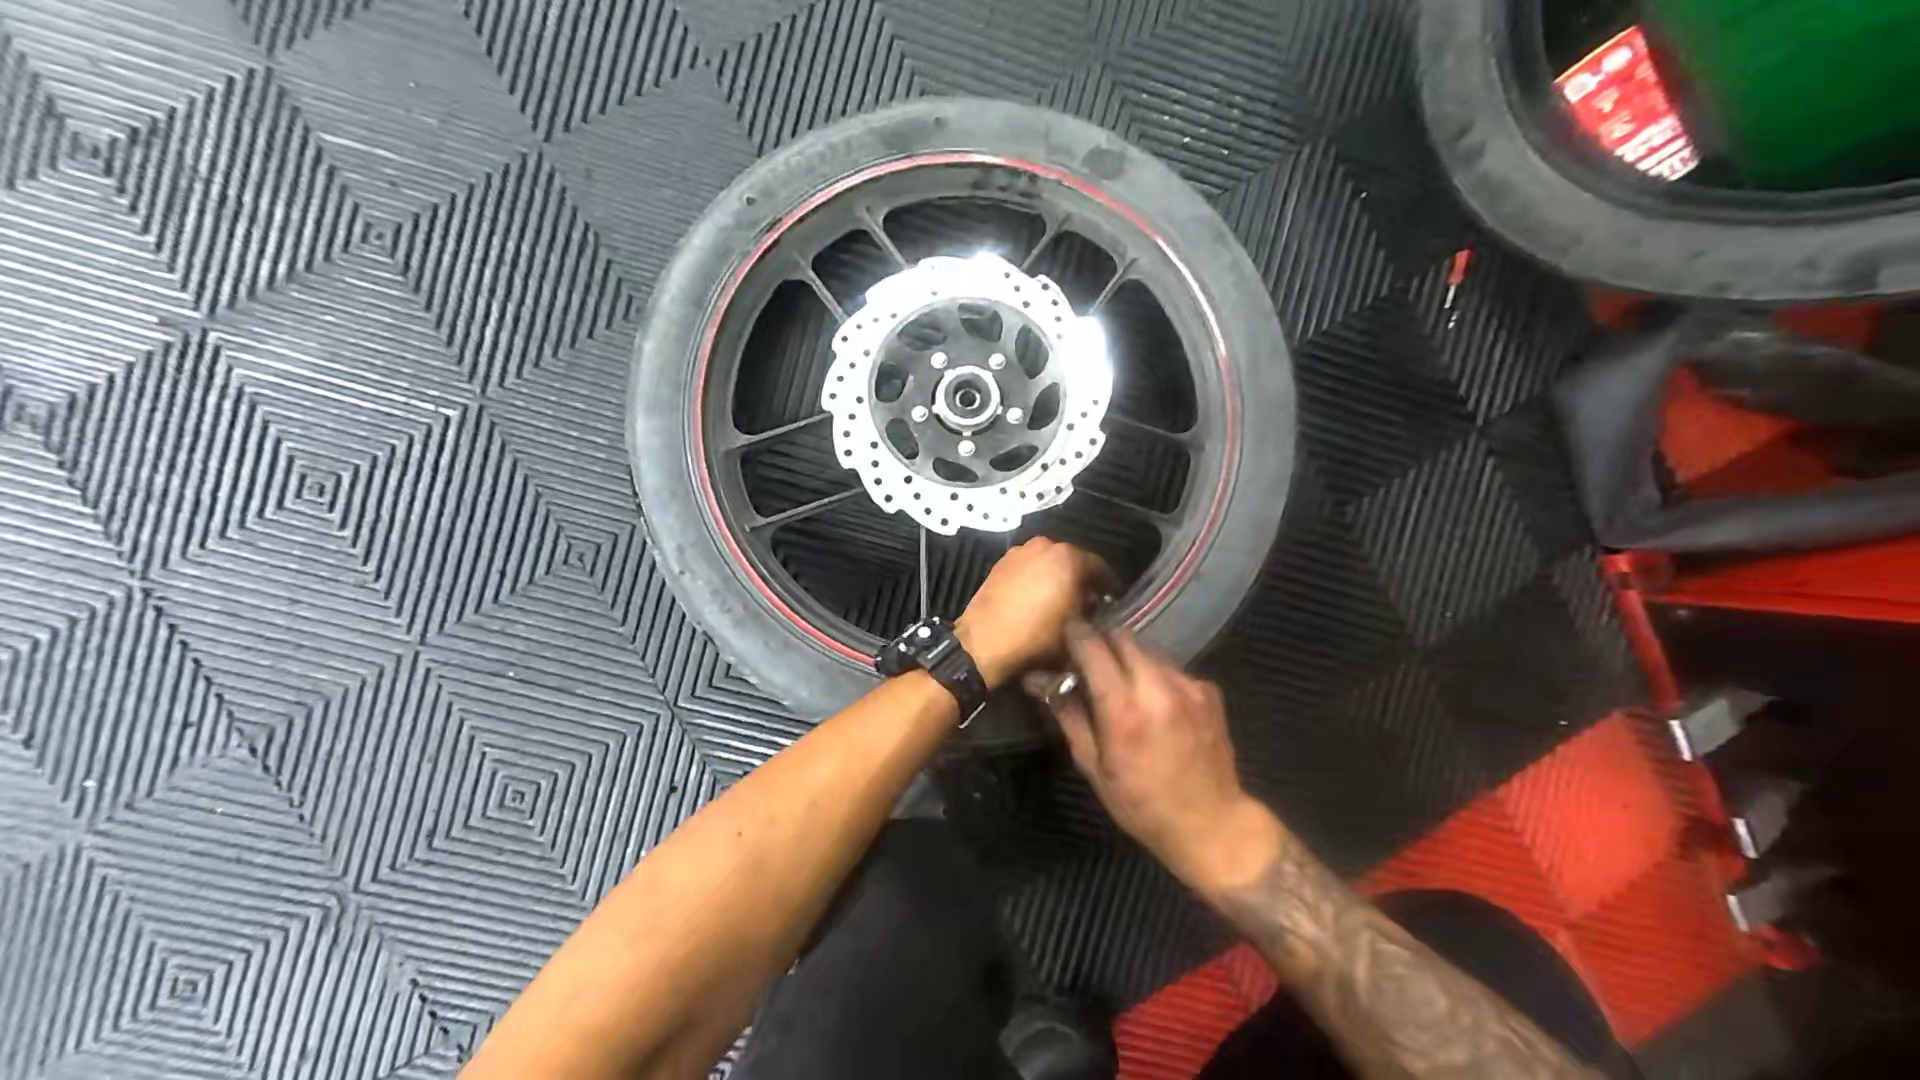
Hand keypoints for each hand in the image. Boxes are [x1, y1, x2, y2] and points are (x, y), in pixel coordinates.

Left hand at [955, 538, 1108, 688]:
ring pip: (1048, 561)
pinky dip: (1036, 577)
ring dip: (1057, 576)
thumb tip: (1092, 603)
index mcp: (1068, 556)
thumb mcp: (1076, 628)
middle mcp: (1044, 545)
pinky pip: (1028, 566)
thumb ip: (1091, 610)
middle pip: (1072, 560)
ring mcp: (1020, 551)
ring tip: (1060, 600)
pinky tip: (1036, 597)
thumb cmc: (1036, 636)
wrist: (984, 642)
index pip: (1100, 567)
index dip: (1109, 585)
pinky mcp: (1001, 562)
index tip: (1112, 600)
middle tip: (1087, 601)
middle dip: (1081, 579)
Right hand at [1040, 624, 1282, 895]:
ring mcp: (1189, 686)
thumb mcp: (1093, 766)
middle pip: (1122, 637)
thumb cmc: (1141, 804)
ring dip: (1129, 657)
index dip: (1075, 634)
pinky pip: (1172, 668)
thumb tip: (1039, 680)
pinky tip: (1156, 703)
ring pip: (1148, 649)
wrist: (1212, 824)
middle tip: (1090, 659)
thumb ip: (1069, 715)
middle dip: (1102, 640)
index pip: (1093, 647)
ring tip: (1122, 684)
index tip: (1065, 634)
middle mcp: (1158, 689)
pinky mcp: (1209, 691)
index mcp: (1124, 711)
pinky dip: (1156, 675)